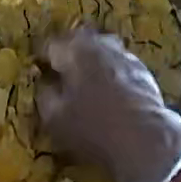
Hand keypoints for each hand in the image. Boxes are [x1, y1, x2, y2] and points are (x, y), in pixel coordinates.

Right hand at [37, 28, 180, 181]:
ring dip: (90, 61)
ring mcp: (124, 54)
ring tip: (84, 82)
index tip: (35, 71)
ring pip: (100, 50)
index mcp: (74, 49)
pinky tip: (108, 92)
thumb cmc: (92, 126)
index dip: (39, 58)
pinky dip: (109, 72)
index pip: (49, 45)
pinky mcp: (142, 69)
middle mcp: (99, 43)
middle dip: (66, 54)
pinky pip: (117, 64)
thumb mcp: (54, 117)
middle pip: (76, 41)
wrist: (144, 139)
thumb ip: (43, 94)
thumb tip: (43, 83)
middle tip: (58, 74)